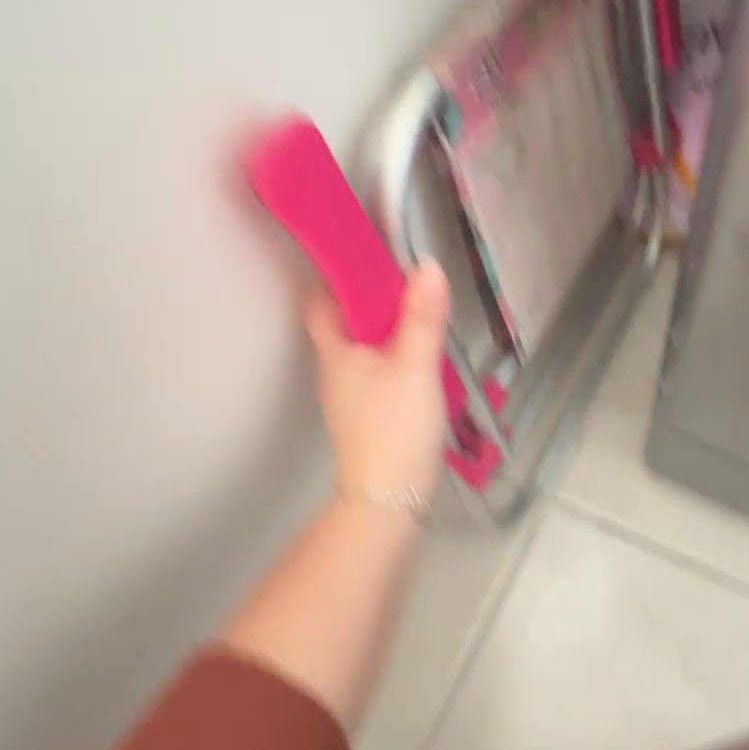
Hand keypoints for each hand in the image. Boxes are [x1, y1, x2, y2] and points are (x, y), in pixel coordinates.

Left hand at [306, 263, 452, 496]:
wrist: (389, 501)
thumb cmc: (394, 430)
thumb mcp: (414, 367)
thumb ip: (422, 318)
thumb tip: (426, 266)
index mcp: (336, 353)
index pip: (322, 301)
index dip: (336, 273)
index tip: (366, 248)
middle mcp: (337, 371)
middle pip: (347, 322)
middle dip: (372, 296)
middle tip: (406, 273)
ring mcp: (354, 396)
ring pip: (367, 346)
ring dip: (388, 325)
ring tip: (422, 307)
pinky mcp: (373, 415)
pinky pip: (382, 368)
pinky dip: (399, 352)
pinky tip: (425, 354)